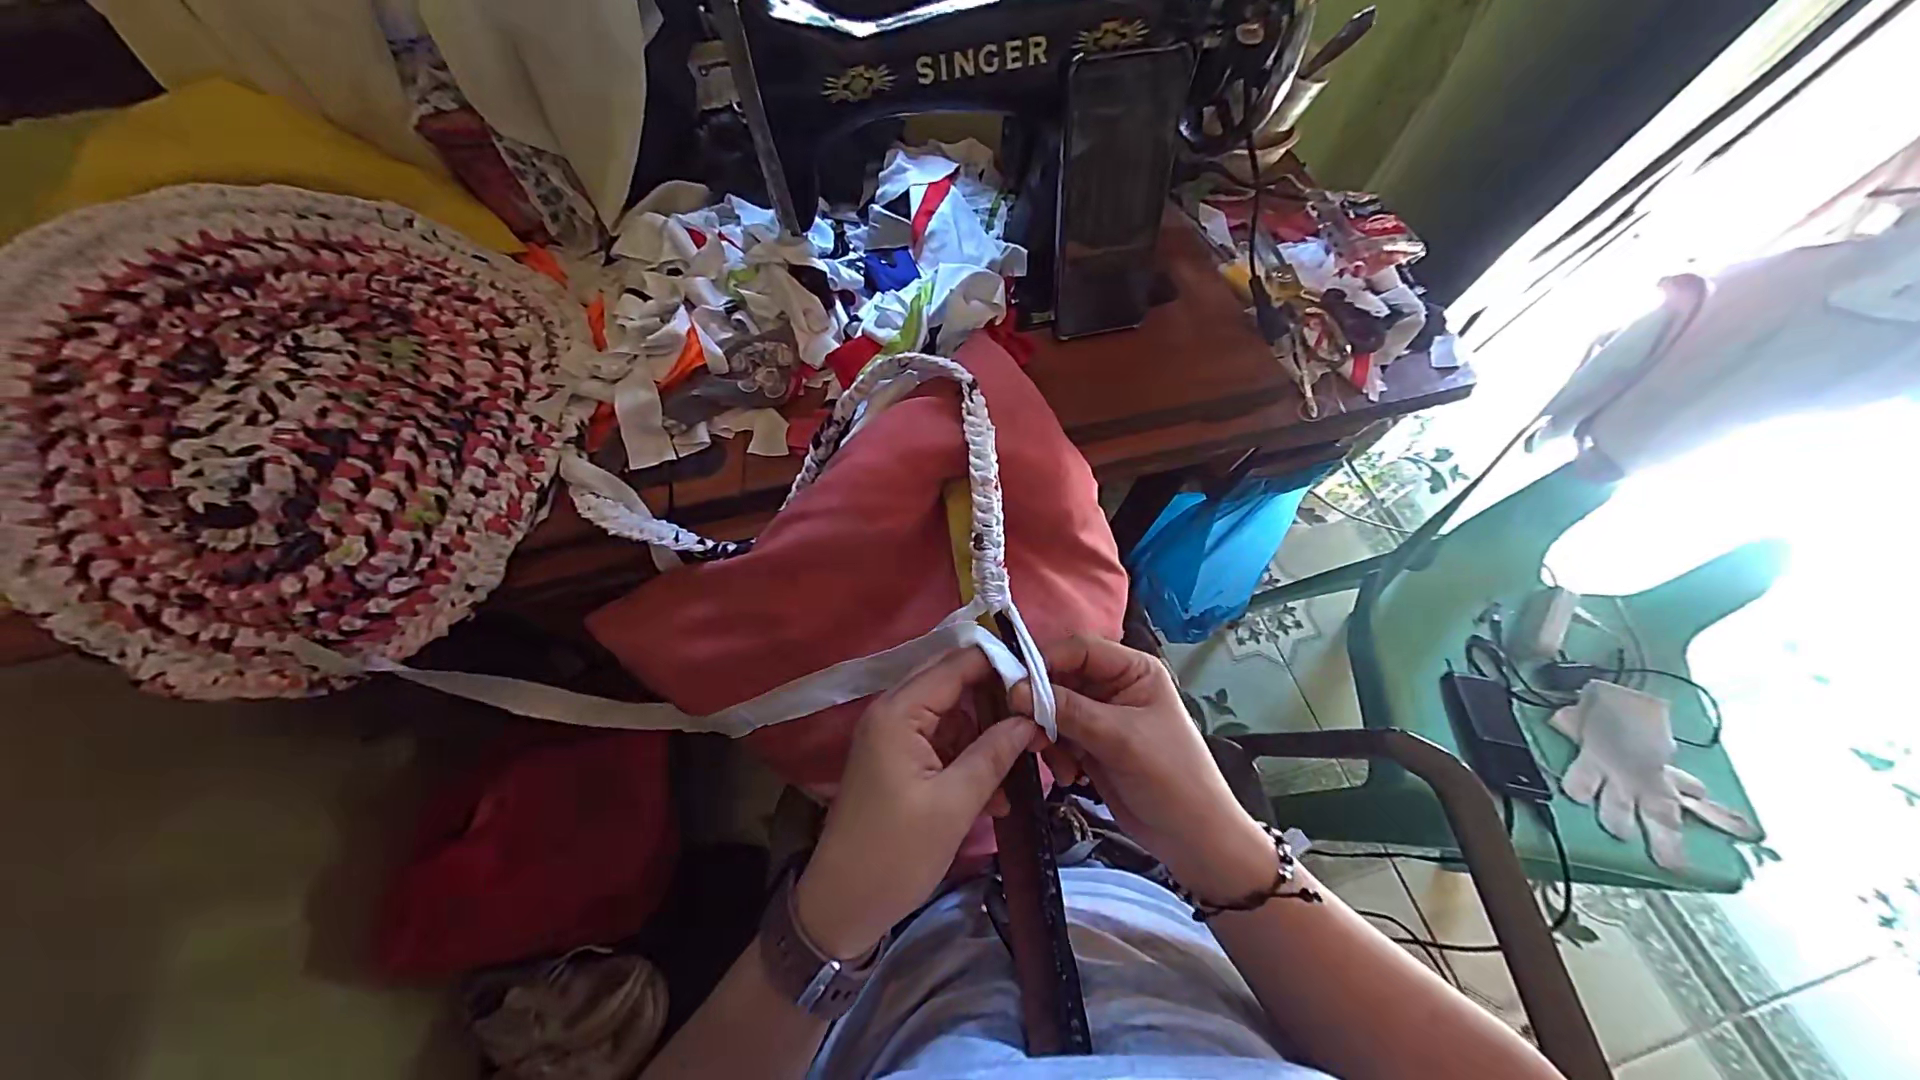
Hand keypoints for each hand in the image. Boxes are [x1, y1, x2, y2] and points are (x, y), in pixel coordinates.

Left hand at [794, 647, 1040, 958]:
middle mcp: (894, 713)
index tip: (1044, 676)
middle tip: (1040, 720)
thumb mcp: (955, 804)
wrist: (843, 906)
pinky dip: (971, 763)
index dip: (1001, 664)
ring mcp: (895, 738)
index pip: (956, 665)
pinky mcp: (900, 762)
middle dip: (998, 702)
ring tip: (1027, 763)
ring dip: (988, 739)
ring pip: (954, 718)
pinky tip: (999, 797)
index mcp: (899, 712)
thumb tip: (1031, 719)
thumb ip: (994, 753)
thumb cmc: (896, 853)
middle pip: (956, 687)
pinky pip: (944, 746)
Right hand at [1014, 635, 1275, 904]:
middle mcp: (1114, 686)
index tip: (1016, 686)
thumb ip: (1068, 711)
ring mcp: (1101, 715)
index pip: (1079, 649)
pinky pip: (1057, 735)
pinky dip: (1055, 753)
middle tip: (1029, 732)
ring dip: (1048, 735)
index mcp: (1132, 669)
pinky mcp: (1090, 743)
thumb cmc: (1170, 778)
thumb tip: (1016, 690)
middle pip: (1061, 678)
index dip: (1046, 662)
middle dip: (1043, 705)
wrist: (1193, 839)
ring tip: (1060, 764)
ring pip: (1053, 708)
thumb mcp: (1120, 739)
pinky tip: (1069, 775)